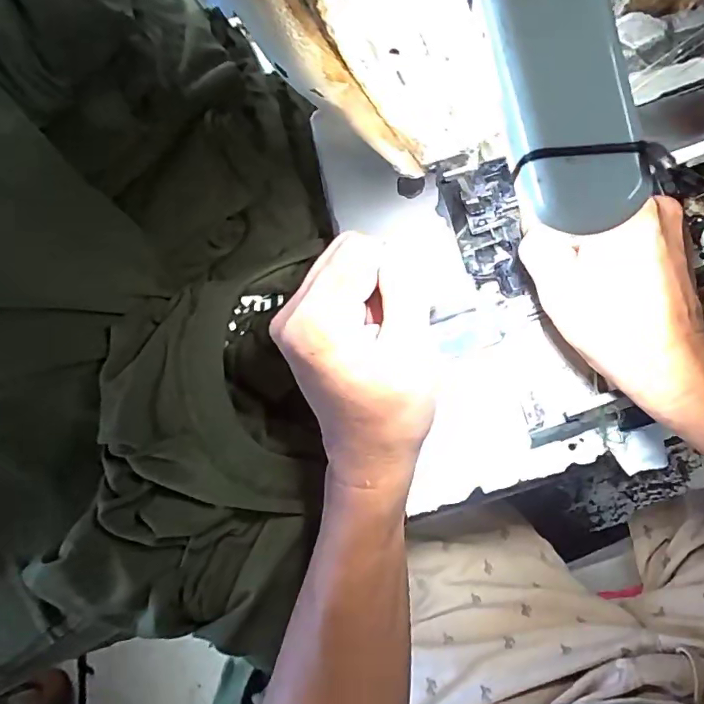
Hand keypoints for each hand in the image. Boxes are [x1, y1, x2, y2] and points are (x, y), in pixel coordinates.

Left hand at [271, 232, 438, 491]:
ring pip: (341, 264)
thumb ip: (405, 290)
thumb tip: (397, 251)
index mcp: (315, 321)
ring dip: (370, 288)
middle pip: (346, 251)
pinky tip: (369, 331)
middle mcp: (291, 315)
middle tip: (393, 321)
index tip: (403, 309)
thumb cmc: (393, 415)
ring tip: (381, 330)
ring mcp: (289, 320)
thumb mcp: (415, 348)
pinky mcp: (296, 324)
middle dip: (379, 277)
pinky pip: (334, 283)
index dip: (394, 273)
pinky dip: (359, 298)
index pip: (361, 250)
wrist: (368, 453)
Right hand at [518, 195, 703, 437]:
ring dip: (593, 247)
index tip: (551, 245)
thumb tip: (534, 223)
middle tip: (574, 271)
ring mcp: (669, 226)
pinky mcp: (671, 244)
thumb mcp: (556, 288)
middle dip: (573, 235)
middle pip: (590, 205)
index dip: (550, 219)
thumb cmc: (621, 334)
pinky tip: (611, 285)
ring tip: (596, 281)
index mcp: (629, 211)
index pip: (570, 191)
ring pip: (607, 222)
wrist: (667, 365)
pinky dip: (613, 256)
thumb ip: (537, 243)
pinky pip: (627, 237)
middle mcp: (656, 209)